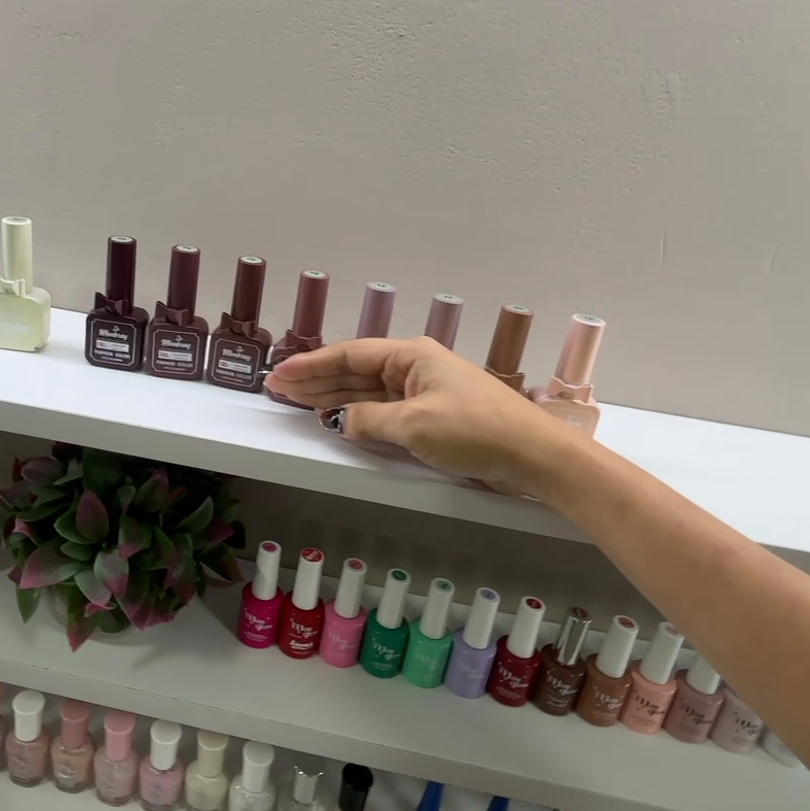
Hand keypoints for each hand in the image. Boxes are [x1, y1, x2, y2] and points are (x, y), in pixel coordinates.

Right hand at [264, 337, 571, 494]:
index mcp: (410, 356)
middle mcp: (413, 368)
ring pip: (366, 391)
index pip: (349, 355)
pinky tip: (336, 418)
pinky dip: (357, 413)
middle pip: (354, 370)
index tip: (279, 373)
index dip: (310, 365)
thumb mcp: (415, 426)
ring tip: (294, 399)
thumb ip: (369, 421)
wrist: (533, 454)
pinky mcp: (431, 415)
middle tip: (277, 388)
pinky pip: (383, 409)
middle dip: (314, 379)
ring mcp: (422, 391)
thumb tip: (341, 420)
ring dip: (331, 396)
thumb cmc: (477, 431)